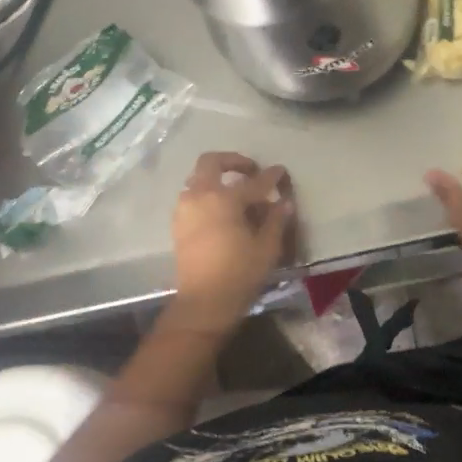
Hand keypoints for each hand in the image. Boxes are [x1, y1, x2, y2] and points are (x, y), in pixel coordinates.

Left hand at [171, 152, 293, 332]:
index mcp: (224, 199)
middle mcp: (200, 195)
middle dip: (233, 161)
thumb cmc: (240, 273)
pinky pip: (192, 197)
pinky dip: (208, 195)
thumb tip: (284, 203)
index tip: (281, 172)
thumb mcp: (267, 248)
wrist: (204, 301)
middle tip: (251, 172)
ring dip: (217, 179)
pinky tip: (223, 213)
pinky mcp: (178, 223)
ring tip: (237, 196)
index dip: (271, 176)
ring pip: (198, 179)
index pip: (253, 182)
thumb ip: (275, 220)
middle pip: (212, 163)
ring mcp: (185, 208)